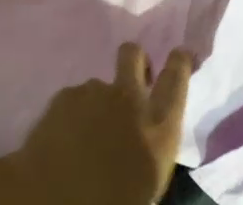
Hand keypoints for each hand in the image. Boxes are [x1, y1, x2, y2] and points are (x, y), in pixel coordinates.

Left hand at [7, 45, 194, 204]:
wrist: (61, 193)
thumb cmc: (118, 196)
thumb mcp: (152, 172)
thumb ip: (151, 141)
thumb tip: (146, 134)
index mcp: (159, 124)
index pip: (176, 79)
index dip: (180, 61)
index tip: (181, 52)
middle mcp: (127, 99)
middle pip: (133, 54)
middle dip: (136, 58)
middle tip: (134, 76)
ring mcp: (92, 92)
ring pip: (100, 85)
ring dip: (100, 101)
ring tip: (90, 131)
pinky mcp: (65, 94)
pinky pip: (76, 98)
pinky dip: (76, 112)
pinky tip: (69, 135)